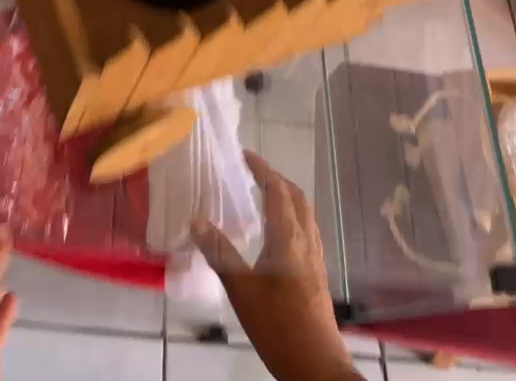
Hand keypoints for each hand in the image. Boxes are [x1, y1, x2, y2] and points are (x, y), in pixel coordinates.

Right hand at [192, 152, 358, 380]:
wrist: (316, 364)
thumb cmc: (277, 324)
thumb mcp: (241, 289)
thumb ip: (219, 252)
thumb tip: (197, 219)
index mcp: (288, 237)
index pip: (277, 190)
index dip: (262, 169)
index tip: (244, 155)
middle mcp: (306, 241)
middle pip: (297, 197)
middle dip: (276, 179)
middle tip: (253, 173)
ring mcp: (316, 258)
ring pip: (305, 213)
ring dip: (286, 197)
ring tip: (263, 196)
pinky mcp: (318, 273)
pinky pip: (307, 230)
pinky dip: (292, 216)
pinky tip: (277, 234)